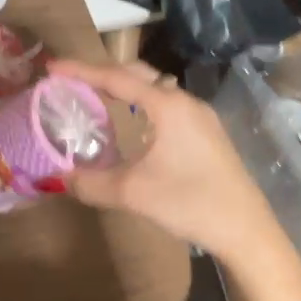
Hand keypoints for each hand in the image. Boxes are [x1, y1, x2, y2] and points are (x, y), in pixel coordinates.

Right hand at [48, 60, 300, 284]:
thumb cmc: (190, 203)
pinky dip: (142, 102)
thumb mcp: (133, 193)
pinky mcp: (208, 134)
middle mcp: (185, 102)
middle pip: (137, 73)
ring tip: (96, 96)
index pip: (115, 77)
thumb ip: (91, 183)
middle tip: (72, 80)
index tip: (52, 67)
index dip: (80, 70)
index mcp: (167, 106)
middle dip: (102, 72)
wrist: (247, 233)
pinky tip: (133, 123)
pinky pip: (167, 104)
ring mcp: (201, 117)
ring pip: (155, 87)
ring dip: (124, 86)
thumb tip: (59, 178)